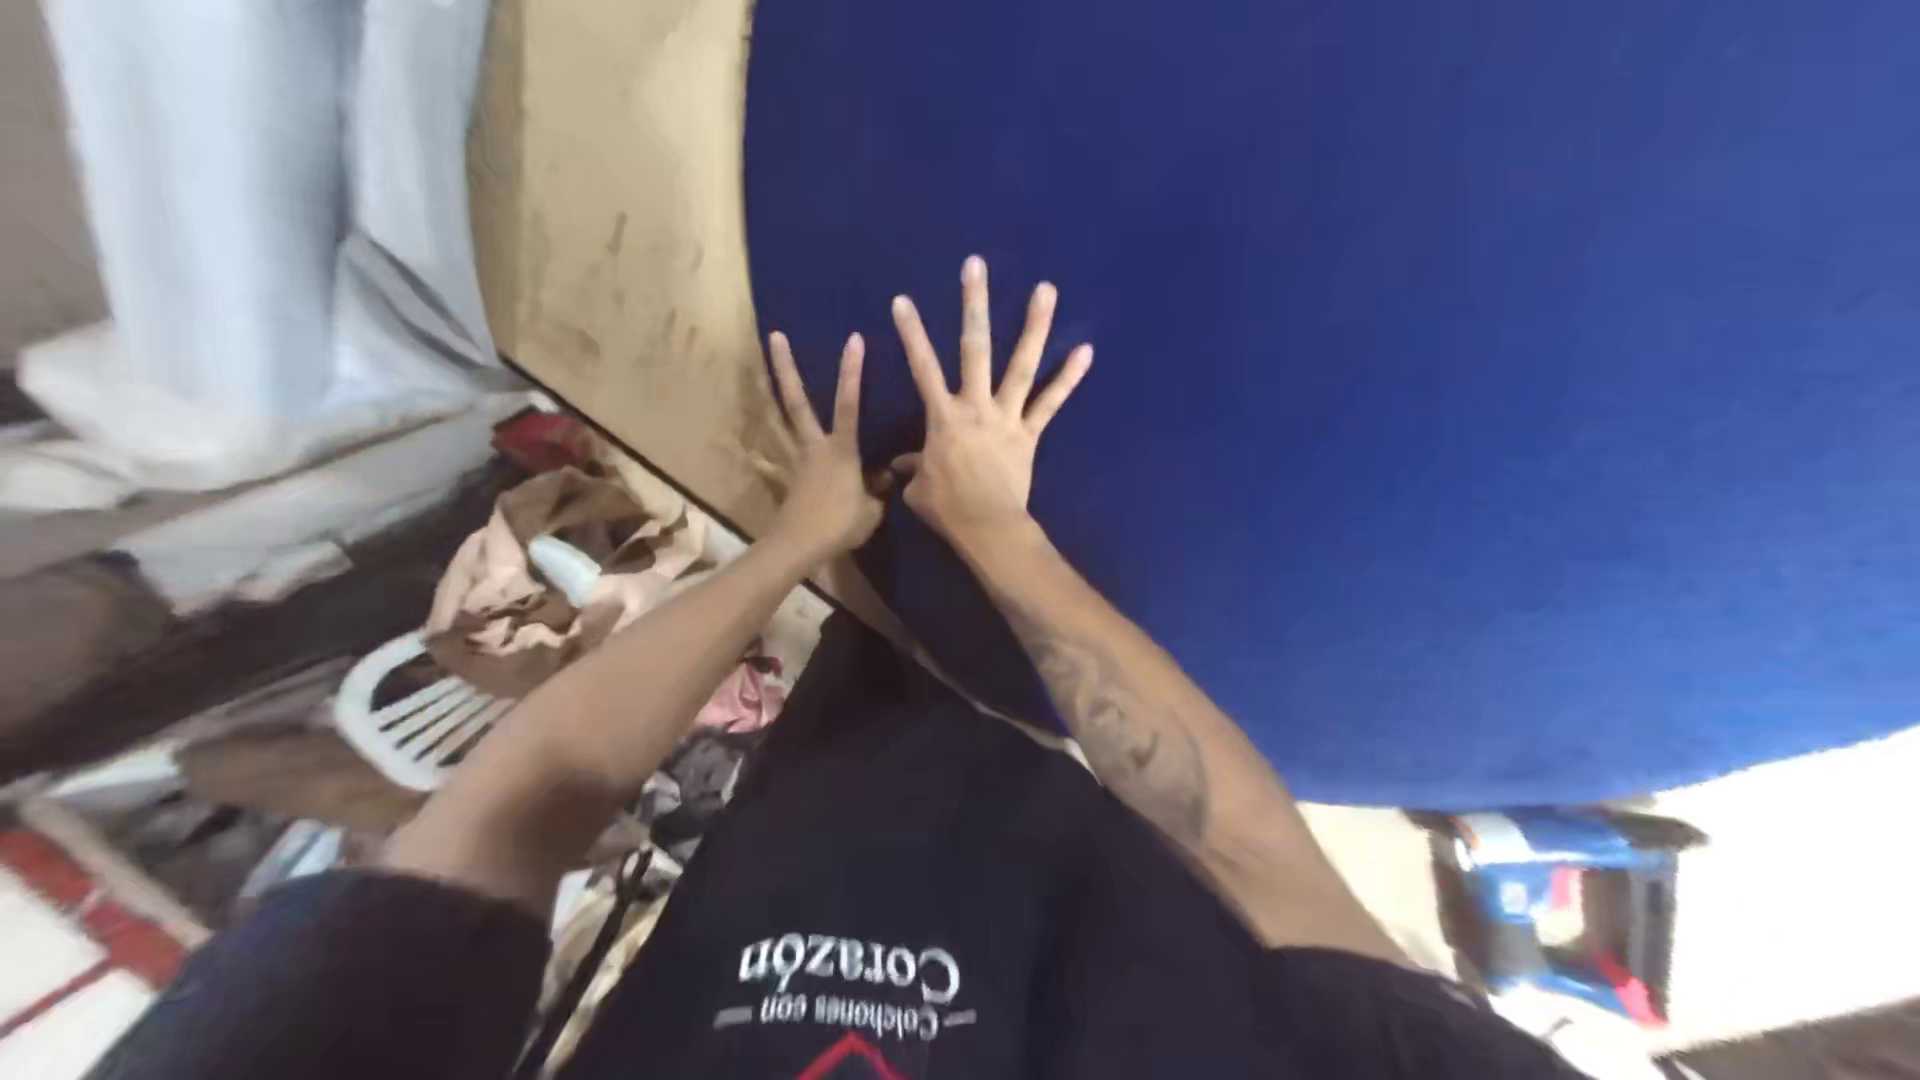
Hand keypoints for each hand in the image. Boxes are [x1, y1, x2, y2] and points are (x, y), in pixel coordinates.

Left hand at [759, 331, 888, 565]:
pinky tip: (751, 445)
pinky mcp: (784, 476)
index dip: (852, 373)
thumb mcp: (873, 509)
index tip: (854, 340)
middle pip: (796, 401)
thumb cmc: (840, 525)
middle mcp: (813, 446)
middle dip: (785, 368)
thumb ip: (878, 489)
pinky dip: (761, 451)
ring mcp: (794, 459)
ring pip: (776, 421)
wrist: (800, 546)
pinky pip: (771, 457)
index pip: (849, 404)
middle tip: (775, 336)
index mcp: (840, 450)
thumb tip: (885, 476)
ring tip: (754, 371)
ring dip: (764, 395)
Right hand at [890, 255, 1092, 554]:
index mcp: (943, 417)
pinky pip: (1051, 403)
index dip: (911, 333)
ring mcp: (1007, 417)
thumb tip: (899, 466)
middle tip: (976, 265)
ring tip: (1046, 288)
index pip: (923, 367)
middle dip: (974, 304)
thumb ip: (910, 468)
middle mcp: (976, 406)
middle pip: (974, 348)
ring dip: (1034, 325)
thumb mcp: (917, 488)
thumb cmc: (947, 508)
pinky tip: (1086, 351)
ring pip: (1021, 364)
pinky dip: (1068, 378)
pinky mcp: (1030, 433)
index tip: (903, 300)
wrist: (988, 528)